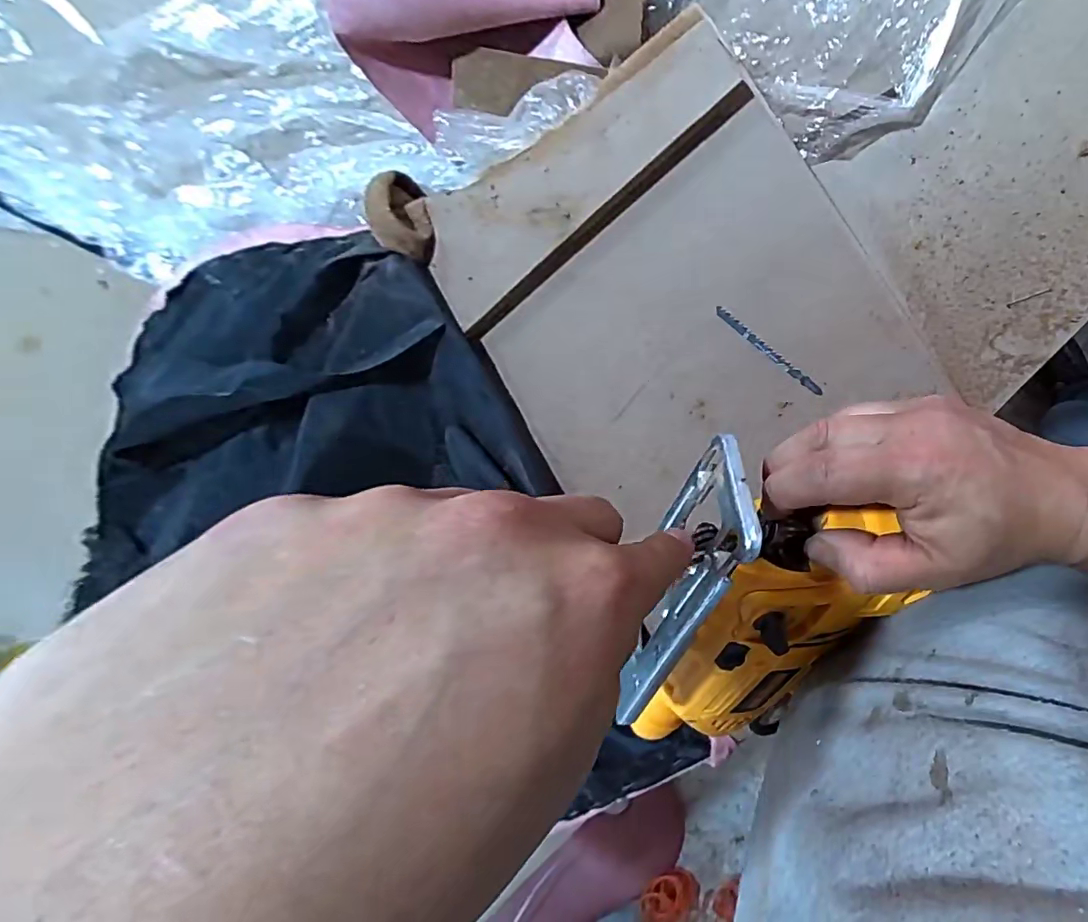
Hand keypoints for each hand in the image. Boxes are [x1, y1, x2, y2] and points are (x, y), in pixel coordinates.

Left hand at [0, 487, 689, 921]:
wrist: (117, 914)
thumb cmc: (395, 861)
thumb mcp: (544, 772)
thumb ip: (586, 668)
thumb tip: (580, 631)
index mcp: (586, 590)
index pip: (661, 552)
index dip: (652, 577)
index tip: (638, 594)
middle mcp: (505, 529)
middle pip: (573, 518)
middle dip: (562, 567)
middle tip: (498, 642)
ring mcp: (389, 513)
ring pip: (463, 520)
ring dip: (452, 569)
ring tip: (364, 661)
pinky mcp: (276, 518)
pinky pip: (354, 532)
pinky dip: (351, 574)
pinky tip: (282, 652)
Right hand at [761, 396, 1087, 592]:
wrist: (1057, 495)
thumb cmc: (997, 539)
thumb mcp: (930, 572)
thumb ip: (861, 564)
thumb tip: (813, 541)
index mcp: (910, 465)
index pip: (821, 470)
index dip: (784, 492)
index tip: (767, 515)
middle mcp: (910, 421)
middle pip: (822, 434)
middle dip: (788, 466)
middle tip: (777, 500)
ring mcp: (921, 404)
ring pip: (841, 417)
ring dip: (811, 447)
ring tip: (803, 483)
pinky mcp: (930, 400)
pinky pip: (868, 413)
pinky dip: (843, 436)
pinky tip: (844, 463)